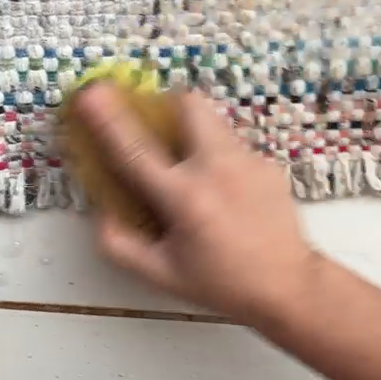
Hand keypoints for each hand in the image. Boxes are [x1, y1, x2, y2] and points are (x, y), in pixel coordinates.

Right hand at [71, 85, 324, 325]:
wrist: (290, 286)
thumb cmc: (224, 283)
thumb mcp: (162, 274)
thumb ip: (120, 245)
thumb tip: (101, 213)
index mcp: (185, 199)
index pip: (136, 149)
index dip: (108, 119)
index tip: (91, 93)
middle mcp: (217, 170)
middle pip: (188, 104)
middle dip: (165, 102)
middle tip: (155, 120)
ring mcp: (246, 161)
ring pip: (211, 119)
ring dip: (191, 128)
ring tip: (188, 160)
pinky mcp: (266, 163)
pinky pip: (232, 142)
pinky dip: (216, 153)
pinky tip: (221, 186)